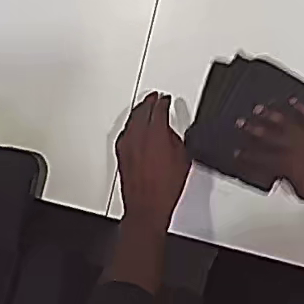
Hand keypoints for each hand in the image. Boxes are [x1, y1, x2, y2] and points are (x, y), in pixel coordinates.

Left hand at [115, 92, 189, 227]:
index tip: (166, 98)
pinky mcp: (121, 153)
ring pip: (132, 119)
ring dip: (139, 110)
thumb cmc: (165, 187)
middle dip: (150, 101)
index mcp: (155, 133)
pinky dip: (132, 124)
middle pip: (142, 109)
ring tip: (146, 107)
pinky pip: (126, 131)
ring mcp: (127, 144)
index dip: (164, 101)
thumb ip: (175, 138)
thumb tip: (170, 131)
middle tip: (156, 97)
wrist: (148, 206)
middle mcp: (138, 136)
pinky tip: (135, 126)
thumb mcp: (182, 158)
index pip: (158, 108)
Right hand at [236, 99, 303, 206]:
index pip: (261, 158)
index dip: (248, 156)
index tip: (238, 151)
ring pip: (285, 123)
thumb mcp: (301, 191)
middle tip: (241, 122)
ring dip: (271, 115)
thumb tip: (282, 176)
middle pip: (268, 136)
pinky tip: (293, 101)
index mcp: (287, 164)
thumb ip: (288, 180)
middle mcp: (294, 148)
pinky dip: (300, 108)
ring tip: (260, 108)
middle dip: (253, 129)